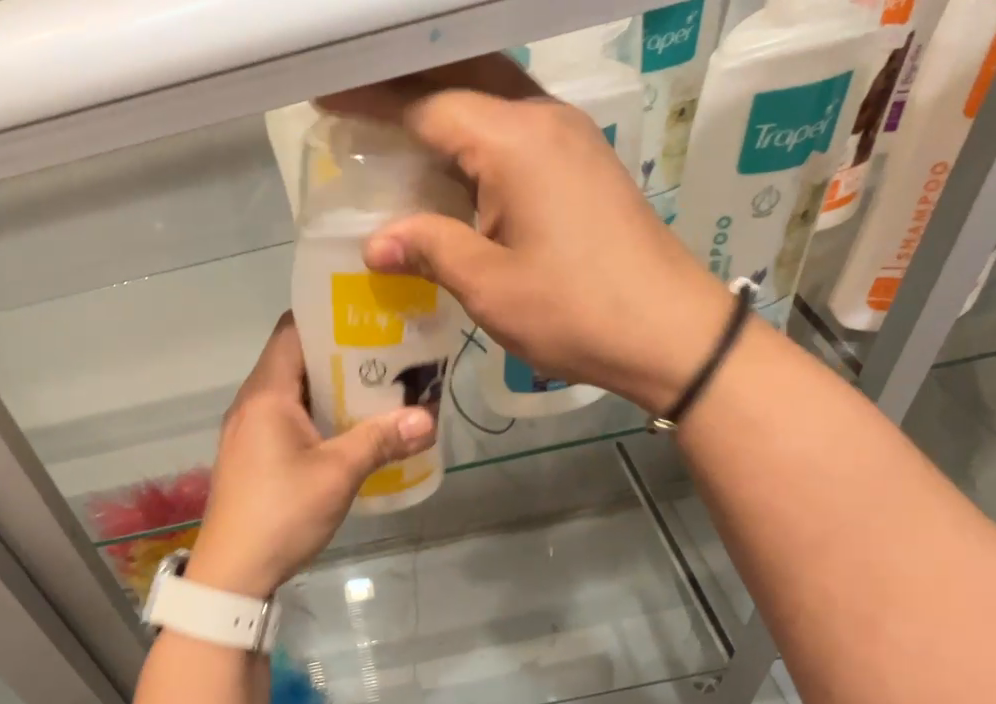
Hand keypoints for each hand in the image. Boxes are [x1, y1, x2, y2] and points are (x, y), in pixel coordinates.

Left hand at [186, 313, 436, 596]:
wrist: (233, 571)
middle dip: (341, 355)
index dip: (330, 317)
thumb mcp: (338, 475)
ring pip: (292, 393)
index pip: (293, 330)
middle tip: (389, 354)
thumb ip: (381, 440)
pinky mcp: (250, 457)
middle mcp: (250, 404)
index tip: (371, 315)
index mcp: (266, 394)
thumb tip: (428, 420)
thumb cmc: (282, 513)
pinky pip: (285, 420)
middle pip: (295, 360)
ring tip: (377, 389)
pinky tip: (347, 431)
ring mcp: (247, 432)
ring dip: (330, 389)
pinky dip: (316, 416)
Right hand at [319, 57, 736, 412]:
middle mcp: (544, 119)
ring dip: (443, 104)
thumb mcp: (489, 286)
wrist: (669, 332)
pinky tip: (451, 162)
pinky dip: (475, 132)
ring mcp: (570, 137)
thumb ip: (429, 249)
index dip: (372, 103)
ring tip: (393, 124)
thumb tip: (375, 242)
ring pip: (493, 97)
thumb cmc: (574, 311)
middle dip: (406, 86)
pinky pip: (516, 126)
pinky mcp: (583, 162)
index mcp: (514, 141)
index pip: (427, 103)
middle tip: (355, 101)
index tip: (326, 103)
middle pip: (463, 79)